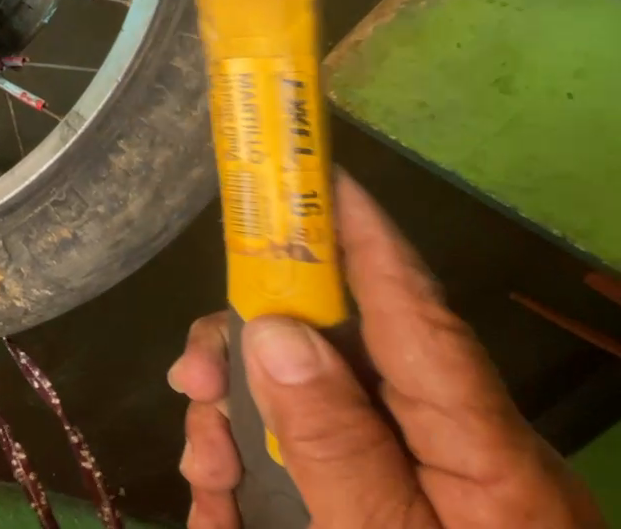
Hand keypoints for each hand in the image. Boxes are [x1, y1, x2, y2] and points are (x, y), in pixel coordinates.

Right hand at [170, 175, 600, 528]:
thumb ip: (339, 447)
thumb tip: (276, 327)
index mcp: (477, 448)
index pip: (412, 311)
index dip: (364, 236)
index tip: (320, 174)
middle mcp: (447, 441)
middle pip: (326, 346)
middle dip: (242, 357)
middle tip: (192, 394)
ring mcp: (415, 471)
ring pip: (295, 396)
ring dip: (232, 426)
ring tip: (208, 484)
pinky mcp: (385, 497)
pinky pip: (300, 452)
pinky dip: (247, 474)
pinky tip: (222, 509)